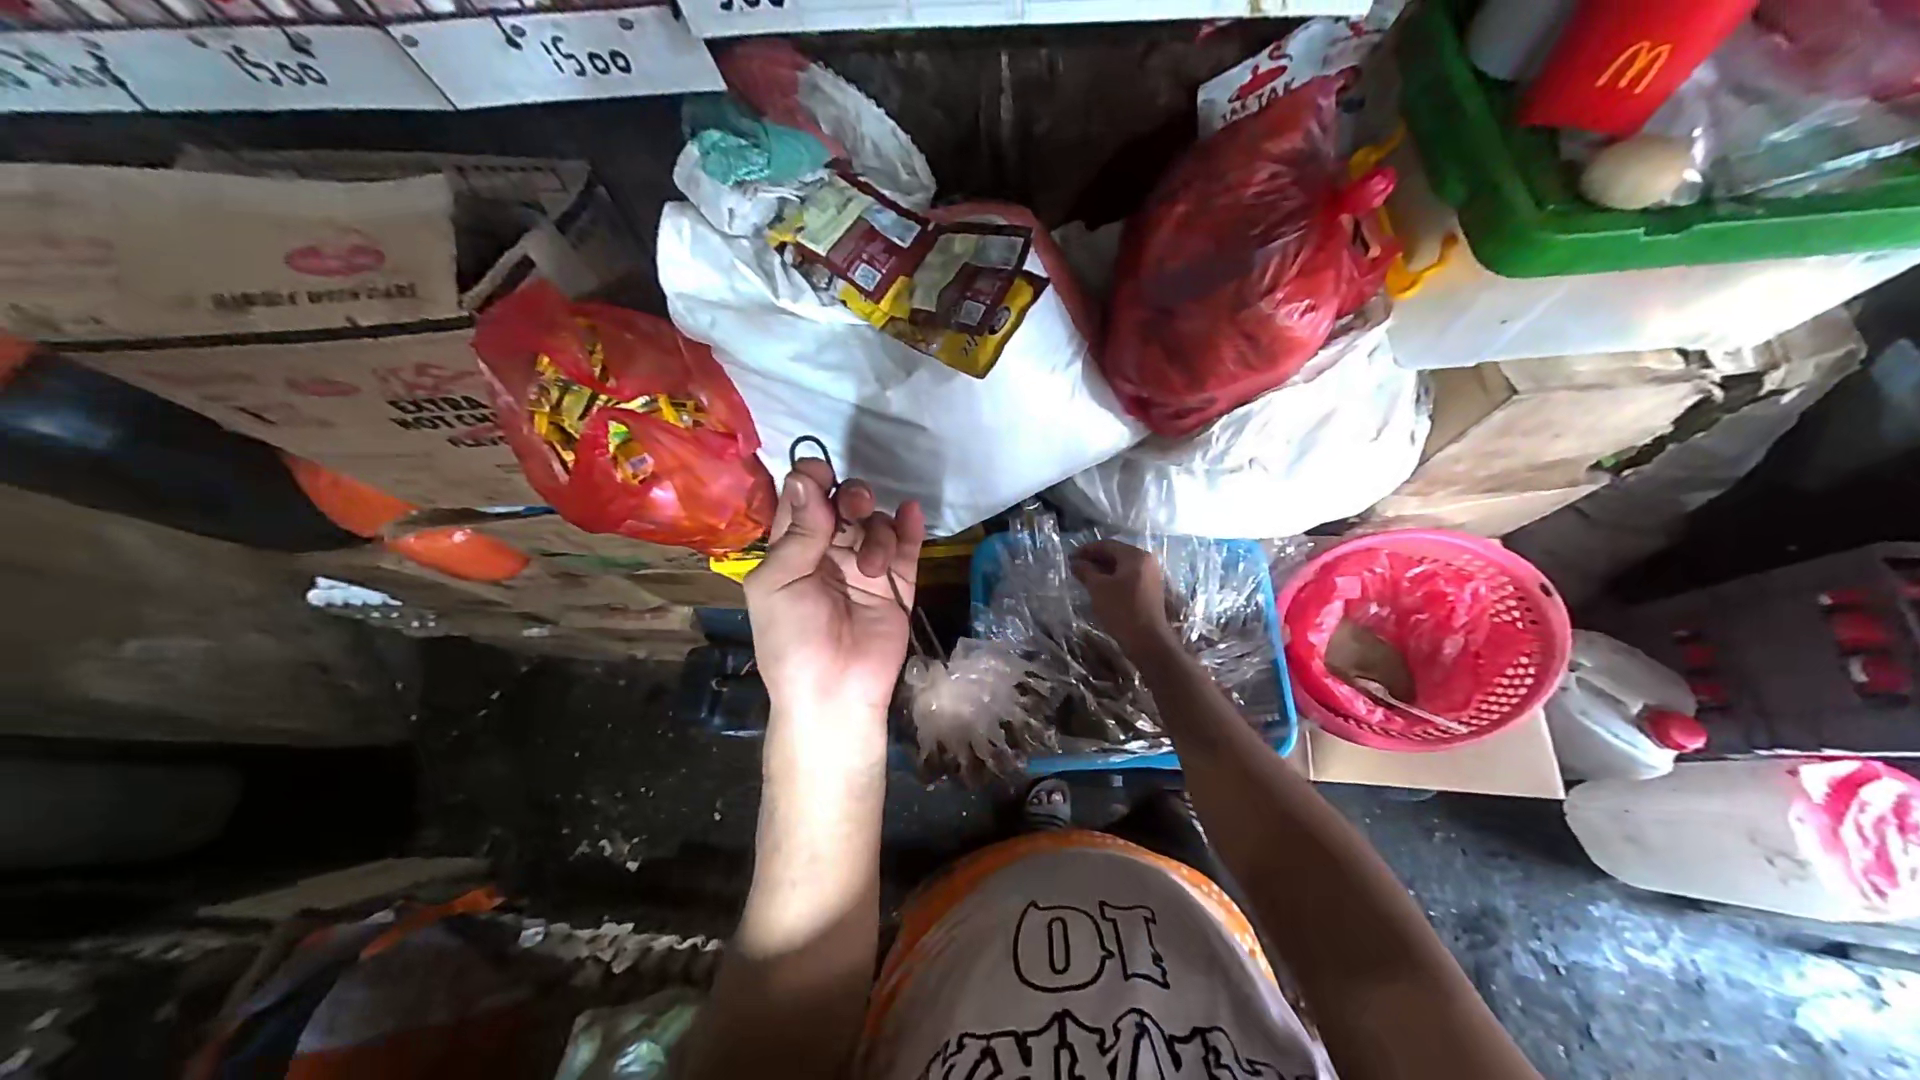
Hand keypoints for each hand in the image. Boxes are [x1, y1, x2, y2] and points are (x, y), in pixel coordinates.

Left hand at [745, 459, 925, 763]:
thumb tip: (804, 475)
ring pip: (875, 521)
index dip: (812, 480)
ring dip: (876, 530)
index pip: (802, 499)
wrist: (834, 691)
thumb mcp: (779, 583)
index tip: (822, 476)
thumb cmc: (792, 639)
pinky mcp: (897, 582)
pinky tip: (911, 514)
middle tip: (853, 510)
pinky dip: (910, 526)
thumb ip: (799, 531)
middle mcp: (828, 550)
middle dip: (851, 496)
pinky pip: (906, 545)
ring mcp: (865, 566)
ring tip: (872, 567)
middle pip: (843, 502)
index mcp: (791, 549)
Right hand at [1070, 540, 1177, 657]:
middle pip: (1116, 554)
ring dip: (1103, 570)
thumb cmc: (1121, 609)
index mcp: (1136, 556)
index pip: (1107, 545)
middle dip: (1095, 559)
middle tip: (1076, 567)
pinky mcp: (1150, 590)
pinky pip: (1129, 577)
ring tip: (1085, 577)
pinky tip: (1100, 587)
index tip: (1070, 557)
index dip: (1086, 549)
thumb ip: (1085, 571)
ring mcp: (1151, 576)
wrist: (1147, 640)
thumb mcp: (1098, 588)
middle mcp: (1147, 561)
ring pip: (1122, 567)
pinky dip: (1113, 578)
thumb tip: (1075, 562)